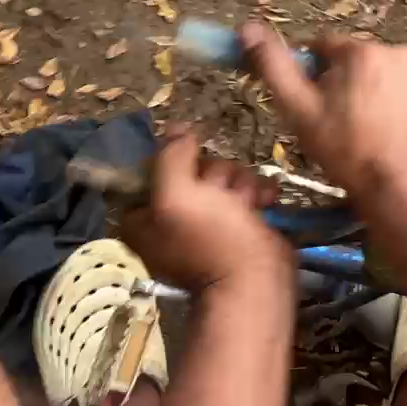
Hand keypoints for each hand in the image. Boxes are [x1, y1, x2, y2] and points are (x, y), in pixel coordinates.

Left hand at [122, 129, 290, 291]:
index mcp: (142, 215)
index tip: (193, 176)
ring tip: (247, 206)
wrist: (256, 278)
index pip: (158, 165)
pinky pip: (248, 190)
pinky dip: (258, 193)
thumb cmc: (210, 239)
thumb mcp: (176, 194)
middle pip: (197, 168)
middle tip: (223, 197)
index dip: (180, 164)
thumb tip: (176, 127)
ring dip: (241, 184)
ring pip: (226, 176)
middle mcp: (171, 216)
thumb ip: (170, 156)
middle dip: (217, 177)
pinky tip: (263, 203)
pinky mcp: (238, 223)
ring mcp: (207, 221)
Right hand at [241, 24, 406, 266]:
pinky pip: (405, 91)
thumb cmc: (346, 151)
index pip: (322, 47)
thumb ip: (273, 65)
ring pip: (381, 76)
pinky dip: (395, 105)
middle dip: (341, 84)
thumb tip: (247, 28)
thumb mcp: (299, 110)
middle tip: (335, 123)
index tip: (309, 103)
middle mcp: (399, 52)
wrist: (401, 190)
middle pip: (354, 61)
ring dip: (369, 93)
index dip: (310, 74)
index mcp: (363, 51)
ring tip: (363, 132)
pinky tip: (387, 134)